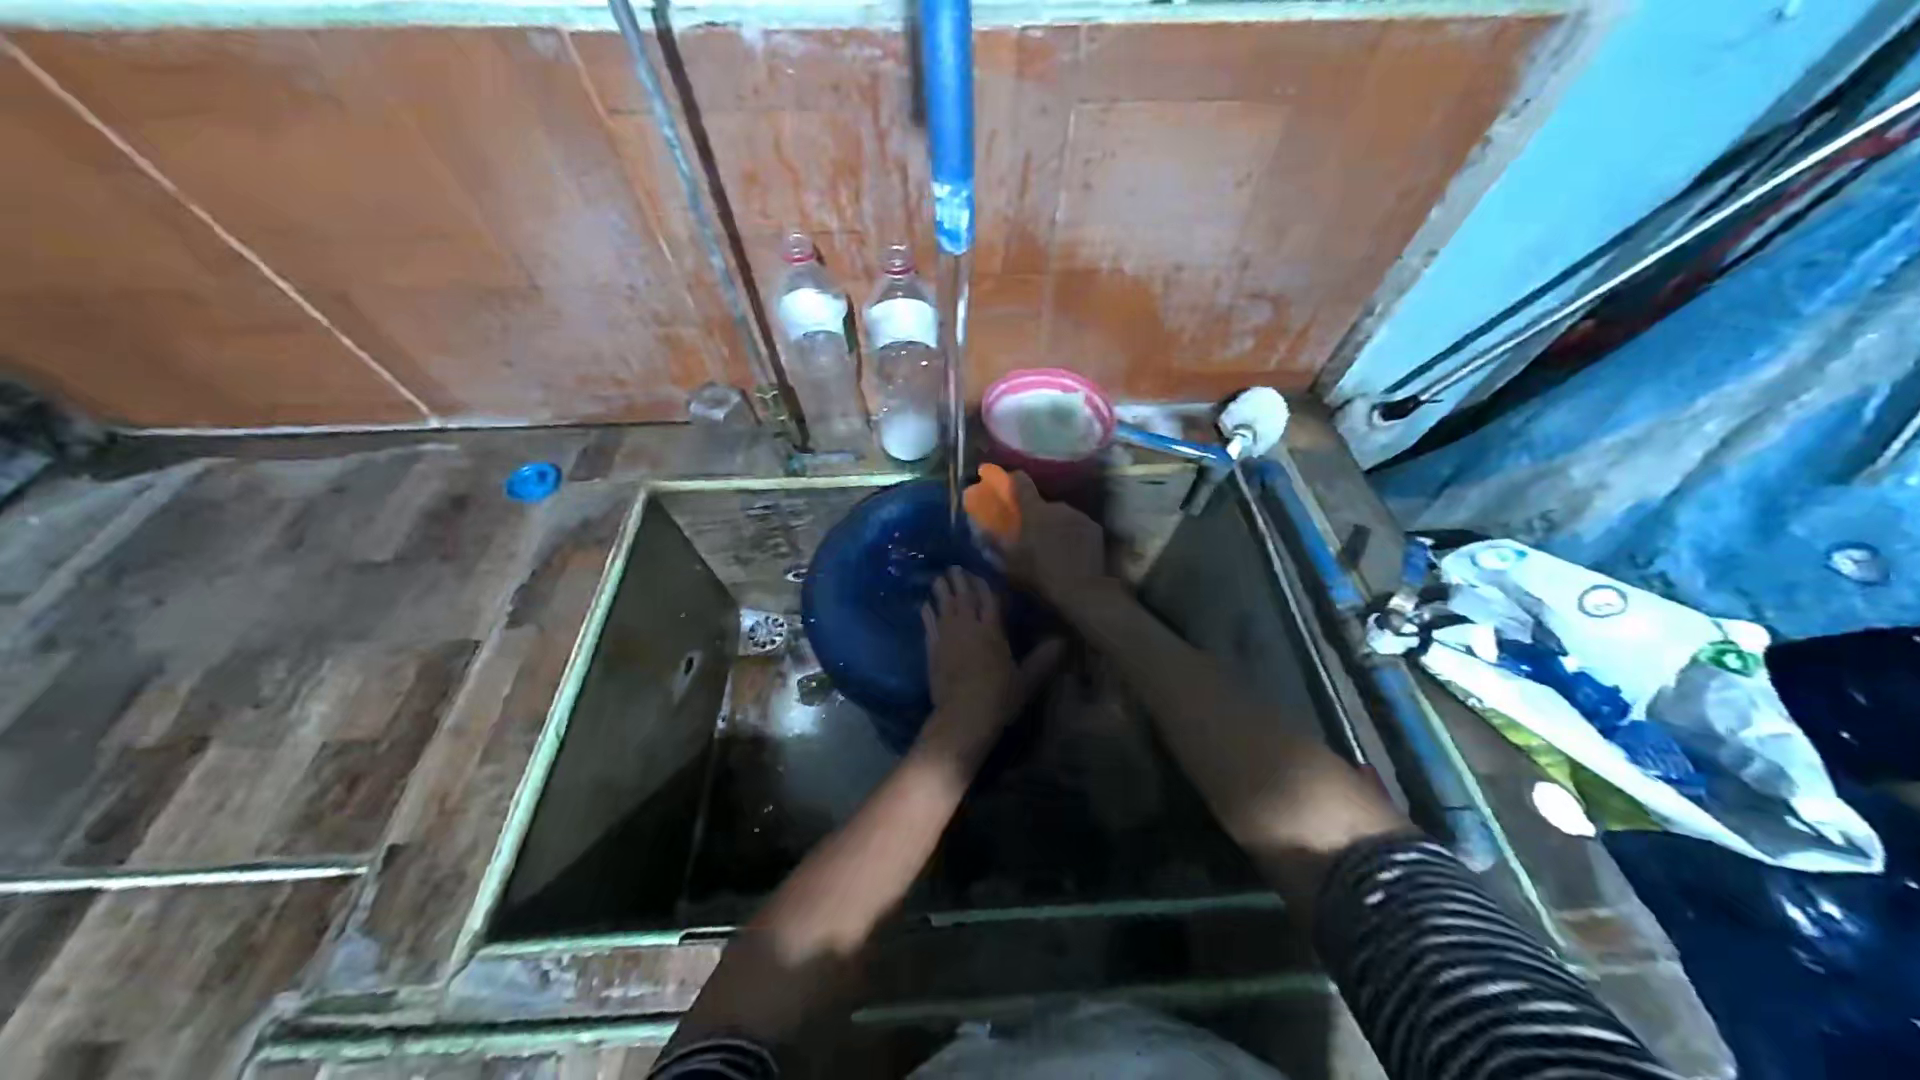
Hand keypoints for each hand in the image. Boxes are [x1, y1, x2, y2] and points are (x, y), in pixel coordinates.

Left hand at [919, 568, 1062, 763]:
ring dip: (942, 592)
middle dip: (961, 581)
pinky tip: (925, 605)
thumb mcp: (1026, 680)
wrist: (962, 716)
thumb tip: (1062, 641)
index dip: (984, 585)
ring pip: (944, 607)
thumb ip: (1043, 659)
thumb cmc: (998, 697)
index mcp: (992, 631)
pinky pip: (928, 626)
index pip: (989, 600)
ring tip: (939, 578)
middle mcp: (968, 628)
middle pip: (964, 598)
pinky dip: (927, 613)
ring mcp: (947, 638)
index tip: (979, 572)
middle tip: (954, 567)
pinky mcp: (932, 651)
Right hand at [1003, 471, 1113, 609]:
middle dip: (1038, 516)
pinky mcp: (1095, 528)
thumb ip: (995, 544)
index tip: (1009, 480)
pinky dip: (1074, 534)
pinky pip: (1079, 526)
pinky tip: (1073, 551)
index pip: (1022, 483)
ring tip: (1054, 546)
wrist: (1082, 588)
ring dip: (1057, 525)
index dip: (1014, 479)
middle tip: (1033, 535)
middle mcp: (1057, 506)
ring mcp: (1079, 516)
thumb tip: (982, 531)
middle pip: (1043, 505)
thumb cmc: (1040, 574)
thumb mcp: (1010, 563)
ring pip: (1062, 516)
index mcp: (1034, 511)